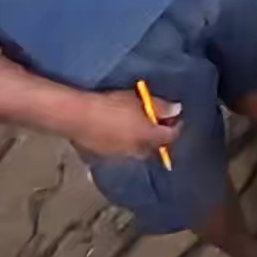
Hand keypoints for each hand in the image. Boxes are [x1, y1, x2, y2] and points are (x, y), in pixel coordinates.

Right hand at [61, 90, 181, 159]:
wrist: (79, 117)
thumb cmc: (113, 105)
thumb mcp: (139, 100)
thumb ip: (160, 106)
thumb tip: (177, 110)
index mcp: (147, 137)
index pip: (170, 137)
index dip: (177, 127)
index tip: (177, 118)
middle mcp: (136, 151)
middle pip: (155, 148)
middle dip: (161, 137)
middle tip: (161, 122)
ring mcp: (120, 155)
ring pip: (139, 151)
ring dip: (145, 141)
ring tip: (143, 126)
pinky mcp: (105, 155)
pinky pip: (125, 152)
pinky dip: (130, 143)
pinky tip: (125, 132)